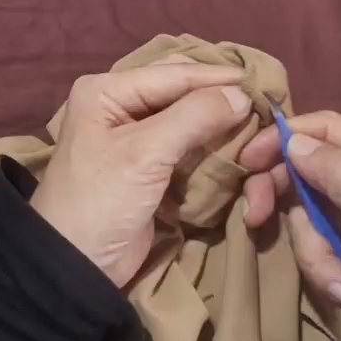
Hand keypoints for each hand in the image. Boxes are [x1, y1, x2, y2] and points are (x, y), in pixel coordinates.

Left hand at [32, 62, 252, 286]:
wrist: (76, 266)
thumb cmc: (102, 200)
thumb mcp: (145, 153)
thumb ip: (194, 117)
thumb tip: (242, 94)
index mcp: (106, 90)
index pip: (173, 74)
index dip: (218, 77)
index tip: (261, 81)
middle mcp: (119, 106)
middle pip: (180, 93)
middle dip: (219, 98)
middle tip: (263, 100)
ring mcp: (134, 138)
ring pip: (187, 119)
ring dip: (219, 123)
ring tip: (257, 120)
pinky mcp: (148, 167)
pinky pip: (186, 146)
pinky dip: (210, 146)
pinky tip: (236, 144)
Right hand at [239, 112, 340, 340]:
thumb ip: (335, 169)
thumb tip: (294, 139)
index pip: (327, 128)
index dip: (286, 135)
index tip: (248, 155)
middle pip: (306, 168)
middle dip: (282, 195)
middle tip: (255, 214)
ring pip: (303, 211)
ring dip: (311, 247)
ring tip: (337, 276)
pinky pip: (311, 243)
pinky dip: (321, 266)